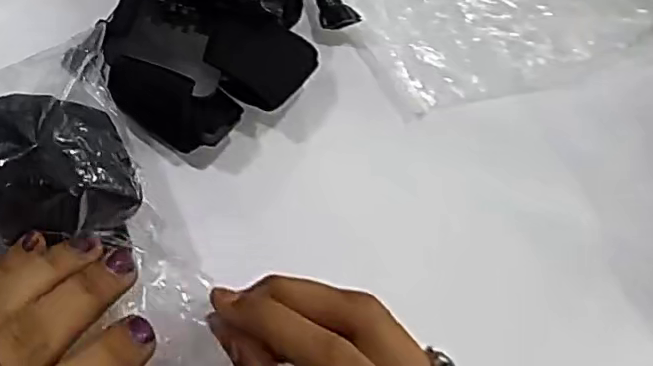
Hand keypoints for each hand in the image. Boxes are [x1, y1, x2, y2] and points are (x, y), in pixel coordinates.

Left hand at [0, 234, 156, 365]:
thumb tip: (109, 360)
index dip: (108, 355)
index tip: (141, 329)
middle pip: (35, 331)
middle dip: (83, 292)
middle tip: (123, 262)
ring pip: (3, 301)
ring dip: (49, 267)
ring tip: (86, 244)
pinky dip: (3, 267)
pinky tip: (28, 245)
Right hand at [208, 277, 428, 365]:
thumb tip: (233, 330)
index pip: (325, 345)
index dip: (263, 318)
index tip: (222, 307)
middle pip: (354, 309)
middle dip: (284, 293)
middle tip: (239, 298)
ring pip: (369, 310)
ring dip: (306, 298)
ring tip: (263, 305)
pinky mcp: (429, 364)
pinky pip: (381, 326)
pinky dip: (335, 315)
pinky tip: (304, 321)